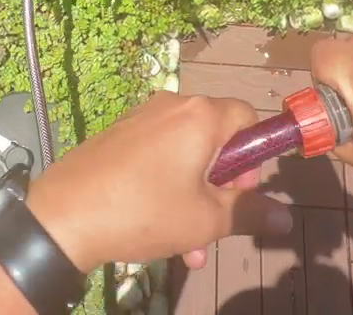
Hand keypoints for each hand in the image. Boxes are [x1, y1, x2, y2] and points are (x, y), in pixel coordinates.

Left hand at [26, 92, 294, 272]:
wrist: (66, 212)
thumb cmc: (145, 210)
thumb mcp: (204, 221)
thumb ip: (249, 213)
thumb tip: (286, 218)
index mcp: (201, 115)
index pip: (248, 116)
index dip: (253, 155)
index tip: (240, 192)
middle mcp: (175, 104)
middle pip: (217, 137)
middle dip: (223, 185)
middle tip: (216, 221)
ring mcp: (144, 116)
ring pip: (188, 153)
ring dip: (197, 195)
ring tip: (190, 246)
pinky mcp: (123, 132)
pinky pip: (161, 153)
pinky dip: (170, 184)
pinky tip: (161, 230)